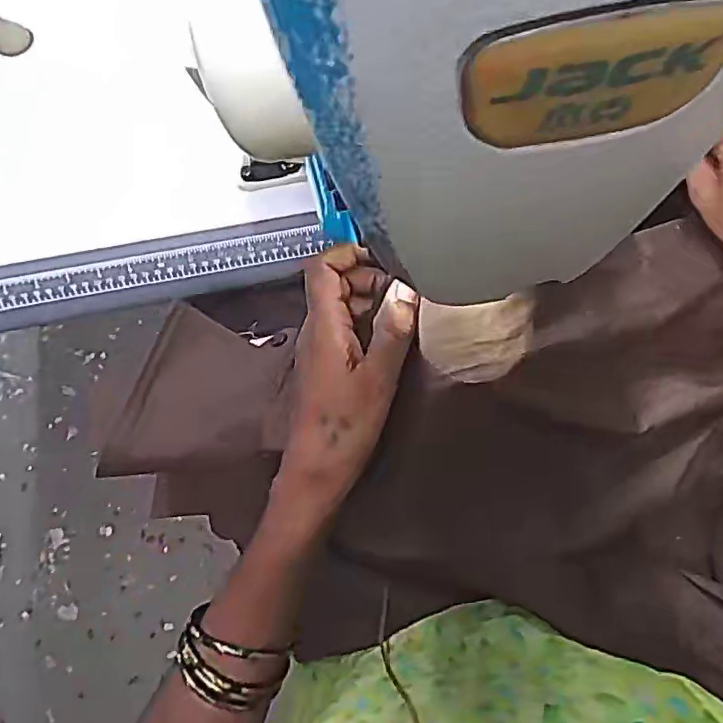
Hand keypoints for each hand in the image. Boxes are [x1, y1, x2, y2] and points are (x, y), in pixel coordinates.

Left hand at [274, 244, 418, 521]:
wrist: (316, 470)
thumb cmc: (344, 427)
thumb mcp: (378, 378)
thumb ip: (393, 331)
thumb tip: (406, 288)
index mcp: (323, 326)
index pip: (322, 267)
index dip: (349, 252)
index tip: (385, 259)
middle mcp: (315, 330)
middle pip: (334, 282)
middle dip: (370, 277)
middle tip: (405, 294)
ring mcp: (319, 347)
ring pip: (342, 305)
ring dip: (371, 301)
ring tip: (404, 315)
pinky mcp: (326, 363)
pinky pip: (345, 327)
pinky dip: (368, 323)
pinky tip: (392, 340)